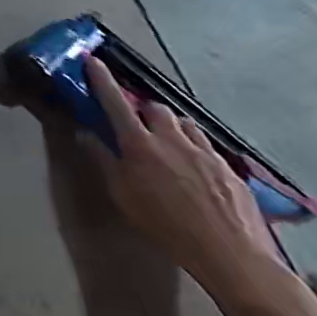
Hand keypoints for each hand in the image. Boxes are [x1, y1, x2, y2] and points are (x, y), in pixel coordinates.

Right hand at [74, 56, 284, 286]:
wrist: (231, 255)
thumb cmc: (167, 228)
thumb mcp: (124, 198)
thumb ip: (103, 161)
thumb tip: (85, 134)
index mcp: (140, 144)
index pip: (115, 102)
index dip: (102, 79)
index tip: (93, 60)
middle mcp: (171, 138)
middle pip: (155, 107)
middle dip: (145, 111)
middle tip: (140, 127)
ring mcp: (203, 150)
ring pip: (184, 122)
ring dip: (173, 127)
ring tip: (171, 147)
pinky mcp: (228, 166)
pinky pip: (207, 146)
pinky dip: (196, 150)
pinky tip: (199, 174)